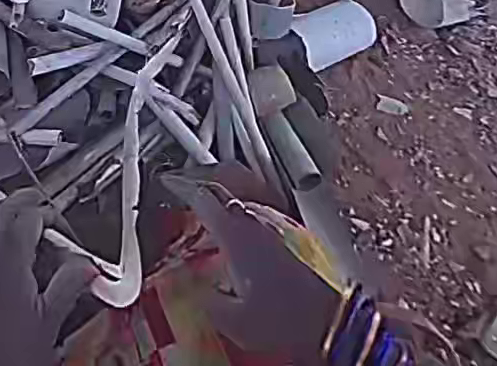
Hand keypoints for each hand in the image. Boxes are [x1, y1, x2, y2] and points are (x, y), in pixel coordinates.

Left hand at [0, 190, 96, 365]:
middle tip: (49, 212)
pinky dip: (5, 248)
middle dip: (30, 204)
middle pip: (7, 209)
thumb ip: (70, 284)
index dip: (54, 217)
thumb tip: (87, 267)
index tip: (69, 234)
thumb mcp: (49, 321)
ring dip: (17, 226)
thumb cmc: (4, 357)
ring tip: (40, 244)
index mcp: (9, 255)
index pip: (32, 213)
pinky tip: (22, 273)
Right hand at [160, 168, 341, 365]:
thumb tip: (195, 291)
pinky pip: (253, 196)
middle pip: (221, 178)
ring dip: (218, 180)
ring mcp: (271, 219)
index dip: (180, 184)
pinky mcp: (285, 227)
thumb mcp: (236, 321)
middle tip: (181, 181)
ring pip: (240, 183)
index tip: (166, 181)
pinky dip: (236, 194)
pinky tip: (232, 212)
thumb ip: (209, 302)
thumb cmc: (285, 319)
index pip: (201, 195)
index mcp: (234, 232)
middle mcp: (253, 218)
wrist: (330, 321)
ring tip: (203, 190)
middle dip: (197, 175)